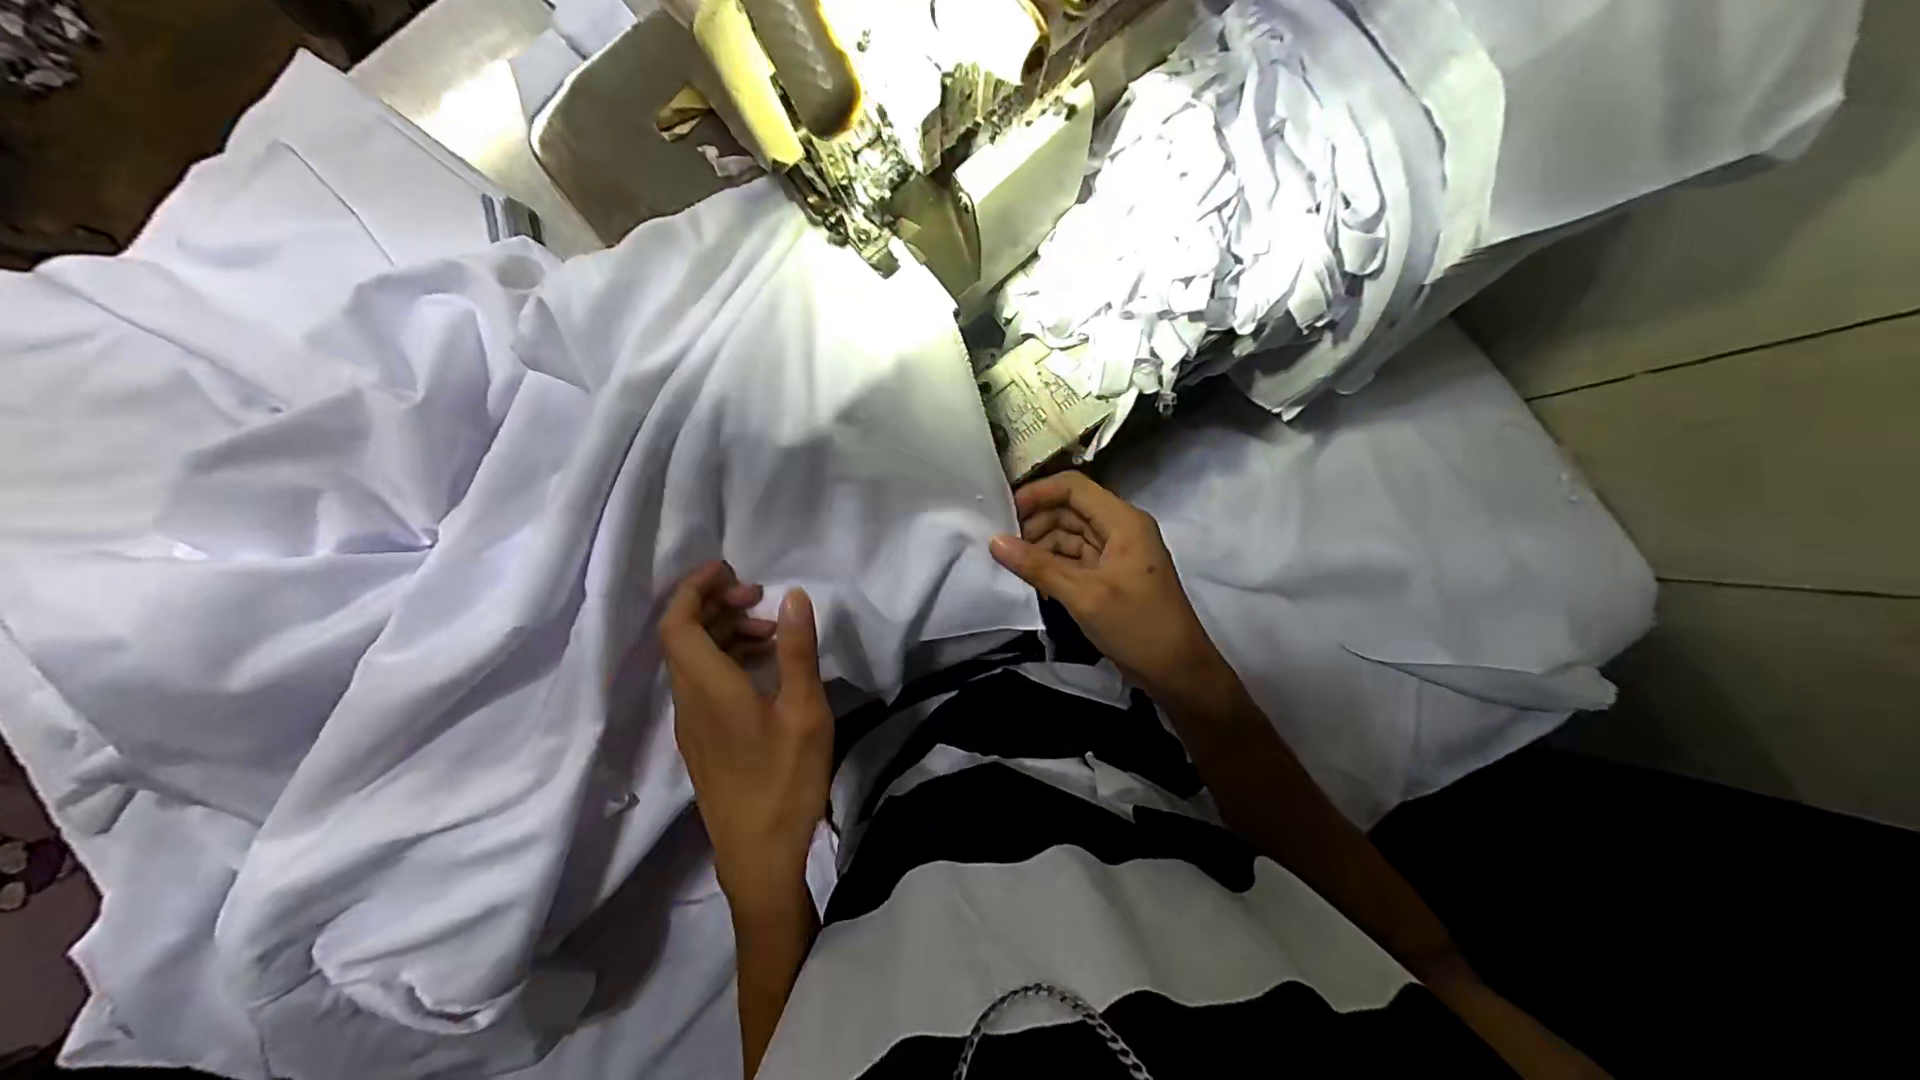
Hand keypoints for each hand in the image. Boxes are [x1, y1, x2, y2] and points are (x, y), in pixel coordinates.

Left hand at [659, 561, 832, 914]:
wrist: (760, 856)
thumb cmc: (786, 779)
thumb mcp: (804, 711)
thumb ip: (797, 650)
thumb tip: (793, 596)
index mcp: (707, 688)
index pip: (679, 623)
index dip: (696, 588)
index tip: (730, 568)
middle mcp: (688, 701)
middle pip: (684, 637)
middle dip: (717, 605)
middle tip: (762, 598)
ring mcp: (690, 724)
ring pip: (693, 661)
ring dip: (725, 634)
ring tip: (772, 633)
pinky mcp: (700, 742)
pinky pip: (702, 684)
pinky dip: (726, 661)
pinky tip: (764, 670)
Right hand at [989, 471, 1236, 712]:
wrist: (1177, 670)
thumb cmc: (1137, 626)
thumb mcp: (1083, 595)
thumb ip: (1037, 566)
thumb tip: (994, 541)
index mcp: (1123, 521)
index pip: (1073, 487)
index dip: (1037, 494)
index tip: (1003, 513)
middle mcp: (1120, 529)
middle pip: (1069, 509)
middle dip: (1035, 523)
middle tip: (1001, 544)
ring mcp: (1115, 552)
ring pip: (1069, 534)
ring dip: (1041, 546)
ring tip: (1012, 565)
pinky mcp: (1109, 574)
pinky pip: (1075, 557)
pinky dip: (1053, 565)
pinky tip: (1032, 581)